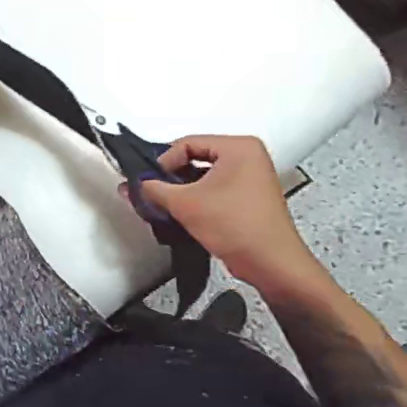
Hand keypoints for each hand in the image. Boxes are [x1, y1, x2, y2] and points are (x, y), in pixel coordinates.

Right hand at [132, 135, 330, 296]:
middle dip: (173, 178)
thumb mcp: (186, 204)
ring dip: (185, 191)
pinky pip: (217, 190)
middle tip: (153, 194)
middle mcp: (249, 156)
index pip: (188, 143)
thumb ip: (154, 190)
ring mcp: (252, 178)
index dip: (164, 161)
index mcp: (239, 147)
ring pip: (206, 177)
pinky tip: (184, 216)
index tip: (149, 181)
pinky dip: (200, 200)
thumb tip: (135, 185)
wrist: (271, 263)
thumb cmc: (236, 226)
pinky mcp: (251, 198)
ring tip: (166, 207)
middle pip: (197, 158)